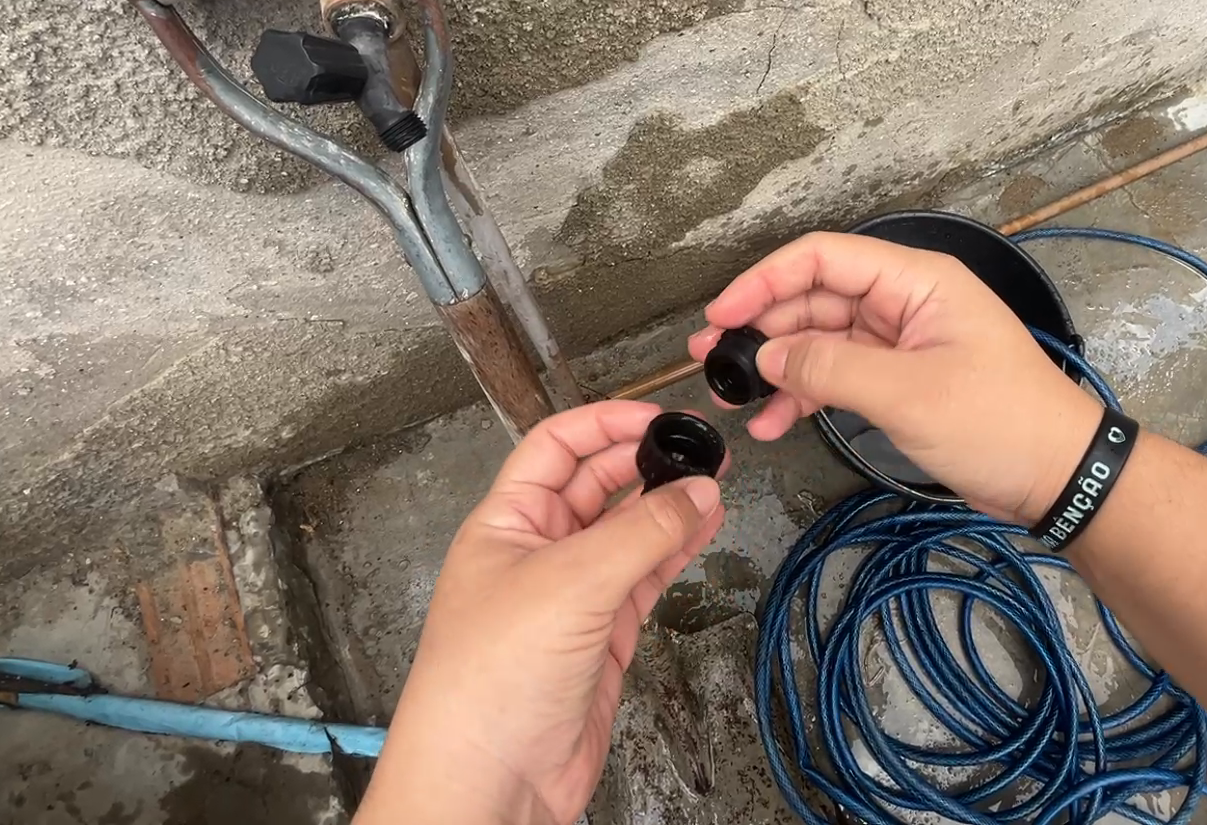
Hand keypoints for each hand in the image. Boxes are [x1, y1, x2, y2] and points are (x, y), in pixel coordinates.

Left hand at [356, 400, 725, 824]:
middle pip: (599, 482)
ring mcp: (575, 588)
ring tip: (714, 482)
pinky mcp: (605, 627)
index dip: (605, 423)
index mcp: (509, 520)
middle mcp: (541, 546)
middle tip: (699, 448)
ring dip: (670, 503)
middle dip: (647, 461)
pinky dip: (678, 547)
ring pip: (630, 527)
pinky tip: (705, 526)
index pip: (558, 446)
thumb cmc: (492, 679)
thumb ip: (644, 533)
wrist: (492, 788)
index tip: (657, 418)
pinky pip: (647, 571)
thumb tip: (702, 490)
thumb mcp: (571, 584)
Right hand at [687, 231, 1098, 523]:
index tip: (722, 315)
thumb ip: (829, 369)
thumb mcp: (908, 393)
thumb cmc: (998, 422)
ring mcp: (896, 342)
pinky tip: (771, 422)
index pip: (822, 258)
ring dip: (775, 366)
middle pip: (814, 299)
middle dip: (761, 327)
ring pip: (819, 340)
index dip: (765, 280)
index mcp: (914, 281)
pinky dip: (803, 396)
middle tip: (710, 359)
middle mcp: (901, 302)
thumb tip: (765, 357)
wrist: (1056, 477)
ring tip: (728, 394)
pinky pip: (836, 376)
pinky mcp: (895, 379)